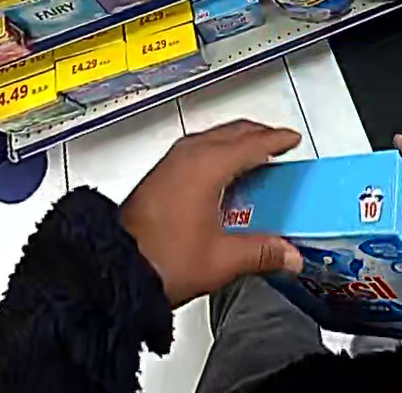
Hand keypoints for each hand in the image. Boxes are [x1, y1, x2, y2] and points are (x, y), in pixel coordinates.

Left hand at [120, 120, 303, 307]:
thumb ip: (261, 252)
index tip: (292, 138)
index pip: (255, 142)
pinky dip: (219, 149)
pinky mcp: (162, 171)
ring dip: (238, 141)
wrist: (110, 270)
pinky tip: (221, 173)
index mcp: (211, 164)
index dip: (278, 140)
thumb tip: (289, 254)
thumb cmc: (158, 259)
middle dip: (259, 135)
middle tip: (277, 146)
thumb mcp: (221, 259)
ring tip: (252, 159)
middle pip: (235, 131)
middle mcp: (192, 153)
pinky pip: (200, 146)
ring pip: (216, 136)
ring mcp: (174, 160)